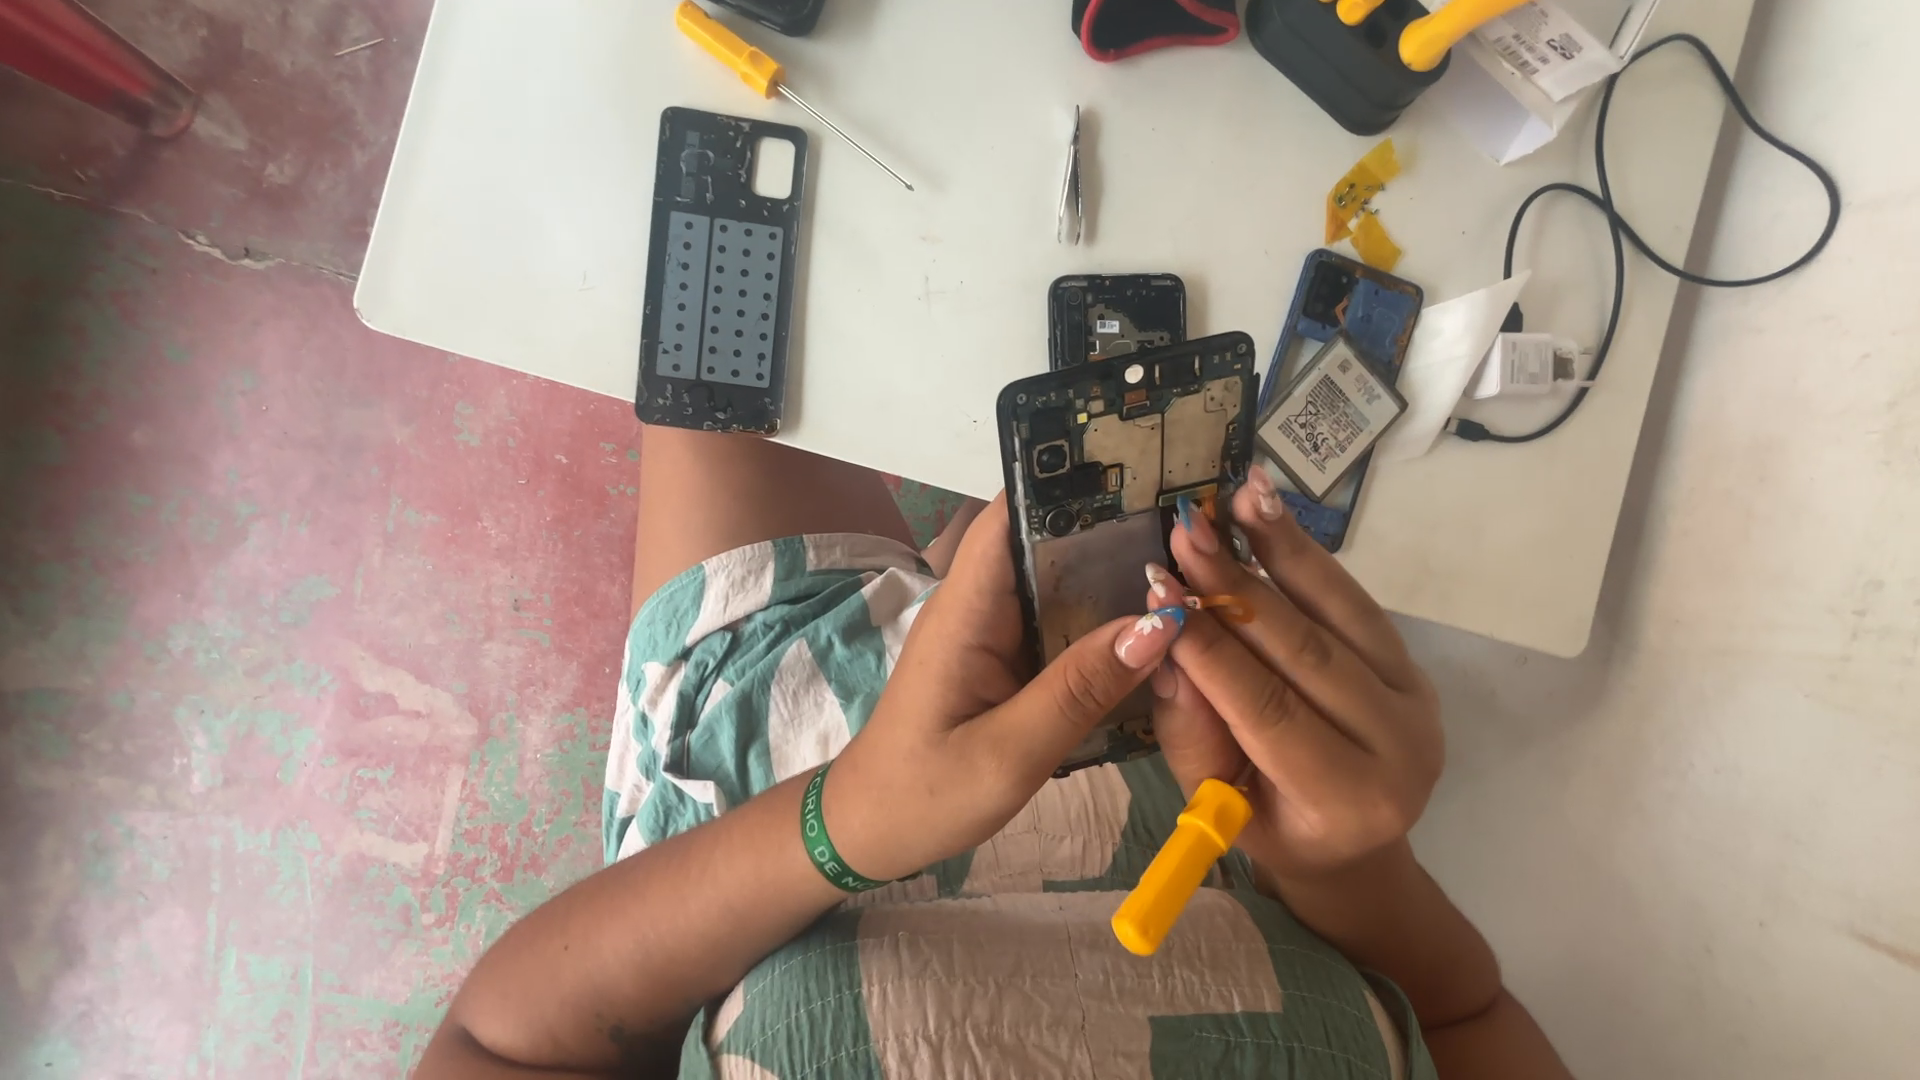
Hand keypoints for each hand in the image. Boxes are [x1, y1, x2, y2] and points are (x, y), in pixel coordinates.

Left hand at [825, 495, 1182, 880]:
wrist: (872, 829)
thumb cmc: (926, 792)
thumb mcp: (1010, 752)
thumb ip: (1081, 689)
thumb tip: (1161, 623)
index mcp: (965, 608)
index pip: (1007, 517)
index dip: (1065, 486)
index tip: (1138, 472)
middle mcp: (976, 604)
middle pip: (1039, 540)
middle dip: (1106, 527)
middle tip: (1188, 526)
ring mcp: (987, 630)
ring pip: (1052, 580)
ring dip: (1108, 572)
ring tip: (1186, 564)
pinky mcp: (999, 657)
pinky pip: (1052, 620)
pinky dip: (1095, 616)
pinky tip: (1147, 623)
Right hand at [1145, 468, 1442, 882]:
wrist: (1350, 843)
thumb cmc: (1268, 827)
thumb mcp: (1215, 797)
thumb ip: (1192, 728)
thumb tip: (1165, 641)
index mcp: (1345, 796)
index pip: (1265, 704)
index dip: (1208, 643)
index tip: (1157, 587)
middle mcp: (1399, 744)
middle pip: (1306, 648)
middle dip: (1235, 583)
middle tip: (1185, 529)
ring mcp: (1414, 697)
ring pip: (1340, 609)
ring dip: (1284, 546)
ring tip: (1242, 493)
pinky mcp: (1409, 663)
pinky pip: (1353, 601)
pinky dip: (1307, 554)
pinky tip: (1270, 514)